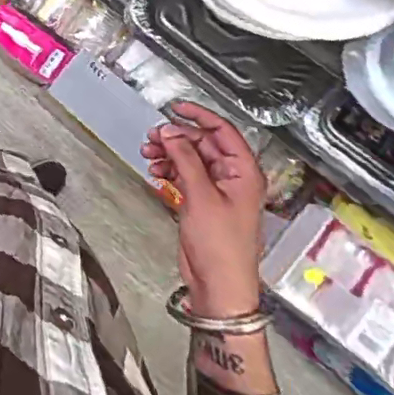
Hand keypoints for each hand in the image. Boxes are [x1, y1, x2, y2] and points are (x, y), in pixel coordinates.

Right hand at [142, 102, 265, 318]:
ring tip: (149, 153)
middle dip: (177, 138)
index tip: (176, 108)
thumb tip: (172, 132)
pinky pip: (186, 176)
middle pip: (203, 144)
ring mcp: (218, 190)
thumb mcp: (201, 196)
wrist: (219, 286)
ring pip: (192, 159)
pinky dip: (171, 171)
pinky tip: (156, 170)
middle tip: (153, 136)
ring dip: (170, 154)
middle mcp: (233, 177)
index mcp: (244, 171)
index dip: (199, 116)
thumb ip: (186, 159)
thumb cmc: (221, 247)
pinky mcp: (203, 203)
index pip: (223, 131)